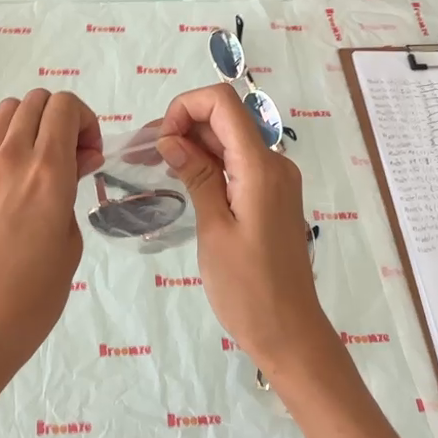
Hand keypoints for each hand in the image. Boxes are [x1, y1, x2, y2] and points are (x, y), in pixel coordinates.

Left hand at [0, 88, 102, 374]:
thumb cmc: (30, 299)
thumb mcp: (70, 245)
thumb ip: (74, 192)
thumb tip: (77, 163)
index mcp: (46, 171)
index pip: (65, 106)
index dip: (87, 120)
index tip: (91, 155)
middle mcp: (12, 157)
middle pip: (37, 100)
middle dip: (63, 117)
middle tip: (74, 157)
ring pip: (10, 110)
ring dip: (33, 122)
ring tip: (45, 161)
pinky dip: (11, 140)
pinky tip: (20, 181)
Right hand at [154, 83, 330, 376]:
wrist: (291, 334)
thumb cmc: (248, 289)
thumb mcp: (213, 230)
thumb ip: (196, 176)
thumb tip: (171, 138)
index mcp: (260, 167)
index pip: (223, 103)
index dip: (187, 106)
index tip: (162, 139)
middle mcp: (273, 163)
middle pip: (225, 119)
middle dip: (184, 125)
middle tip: (146, 154)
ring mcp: (275, 179)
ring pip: (229, 140)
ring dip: (193, 144)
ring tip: (157, 165)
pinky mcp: (271, 195)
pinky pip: (238, 163)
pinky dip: (209, 163)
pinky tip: (184, 180)